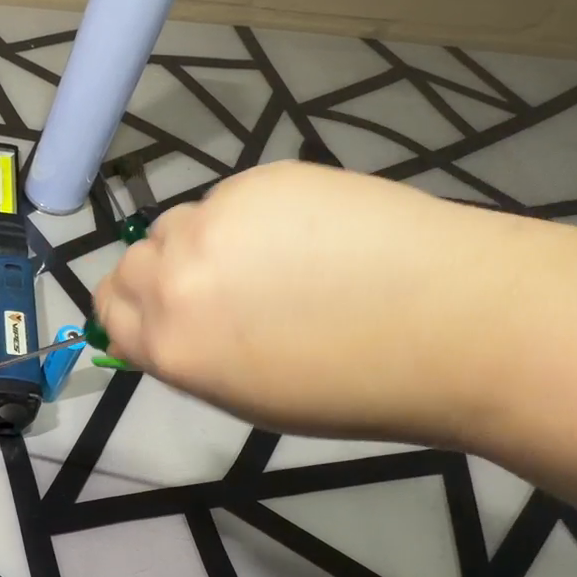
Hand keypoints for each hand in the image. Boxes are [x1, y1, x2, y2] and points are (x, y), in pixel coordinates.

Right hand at [91, 161, 527, 444]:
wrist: (468, 324)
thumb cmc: (359, 386)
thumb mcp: (248, 396)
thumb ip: (186, 356)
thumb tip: (158, 328)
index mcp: (170, 344)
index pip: (107, 309)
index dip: (131, 312)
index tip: (165, 317)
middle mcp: (174, 279)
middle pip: (133, 263)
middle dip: (163, 276)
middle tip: (224, 290)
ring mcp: (214, 222)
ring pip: (179, 225)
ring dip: (204, 242)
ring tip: (276, 262)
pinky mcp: (259, 180)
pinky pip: (229, 198)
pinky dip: (253, 216)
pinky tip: (311, 236)